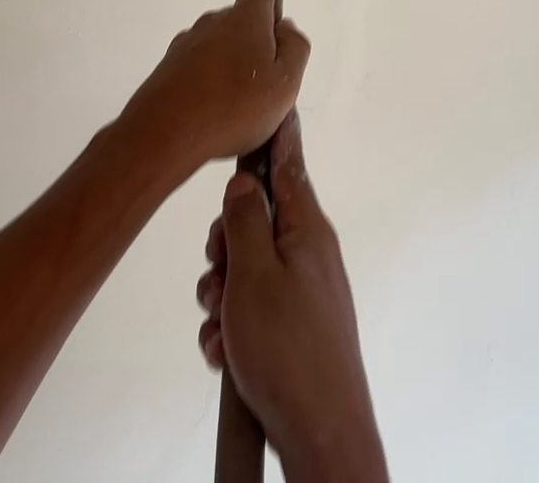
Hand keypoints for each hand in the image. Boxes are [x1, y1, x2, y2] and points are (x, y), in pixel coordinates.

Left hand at [118, 0, 309, 166]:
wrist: (164, 135)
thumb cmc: (234, 107)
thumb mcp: (286, 84)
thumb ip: (295, 50)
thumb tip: (285, 26)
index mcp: (246, 19)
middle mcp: (214, 23)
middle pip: (245, 26)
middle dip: (258, 49)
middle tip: (266, 93)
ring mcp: (188, 44)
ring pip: (224, 53)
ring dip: (235, 75)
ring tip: (239, 116)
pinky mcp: (170, 69)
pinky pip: (203, 74)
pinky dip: (213, 90)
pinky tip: (214, 120)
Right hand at [195, 116, 386, 482]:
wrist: (319, 434)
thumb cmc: (288, 351)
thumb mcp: (253, 275)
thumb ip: (243, 222)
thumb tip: (243, 182)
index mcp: (306, 232)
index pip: (289, 167)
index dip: (279, 136)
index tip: (281, 104)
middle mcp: (307, 256)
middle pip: (253, 222)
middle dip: (224, 246)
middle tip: (218, 274)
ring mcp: (300, 293)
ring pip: (244, 270)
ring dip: (221, 295)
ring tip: (222, 328)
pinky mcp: (292, 328)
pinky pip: (250, 310)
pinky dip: (231, 328)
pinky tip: (227, 353)